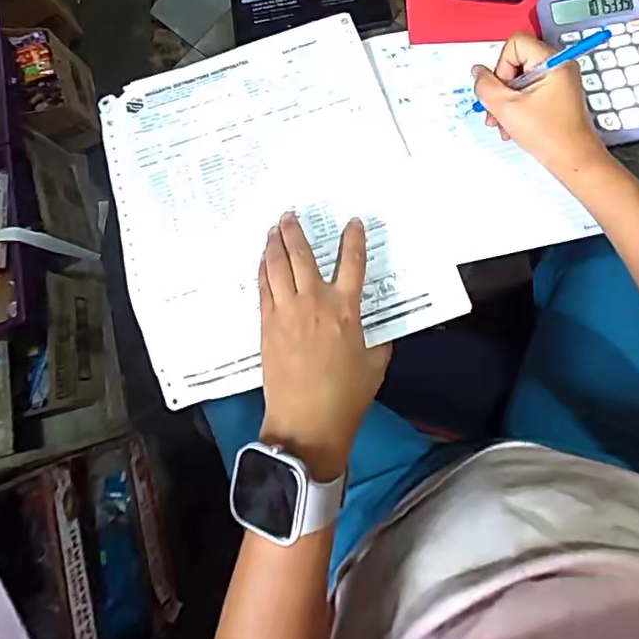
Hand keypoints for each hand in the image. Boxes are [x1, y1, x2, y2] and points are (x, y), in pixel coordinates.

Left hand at [257, 212, 386, 481]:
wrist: (306, 424)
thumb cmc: (347, 396)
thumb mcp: (375, 362)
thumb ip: (376, 336)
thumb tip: (371, 325)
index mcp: (346, 310)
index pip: (352, 262)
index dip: (354, 238)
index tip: (353, 222)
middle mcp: (314, 303)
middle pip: (302, 256)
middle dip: (295, 231)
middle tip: (291, 214)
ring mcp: (286, 312)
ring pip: (277, 267)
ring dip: (274, 244)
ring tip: (273, 228)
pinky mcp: (267, 325)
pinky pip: (263, 288)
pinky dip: (263, 270)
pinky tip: (262, 260)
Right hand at [472, 33, 612, 180]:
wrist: (574, 160)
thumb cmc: (551, 135)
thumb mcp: (505, 108)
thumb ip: (485, 86)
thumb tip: (478, 72)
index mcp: (553, 62)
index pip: (515, 44)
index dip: (501, 66)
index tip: (503, 90)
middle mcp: (559, 66)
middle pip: (516, 62)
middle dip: (502, 89)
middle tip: (498, 110)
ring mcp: (560, 81)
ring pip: (520, 80)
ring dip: (507, 101)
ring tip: (504, 123)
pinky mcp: (557, 95)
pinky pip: (530, 92)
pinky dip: (518, 106)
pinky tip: (514, 125)